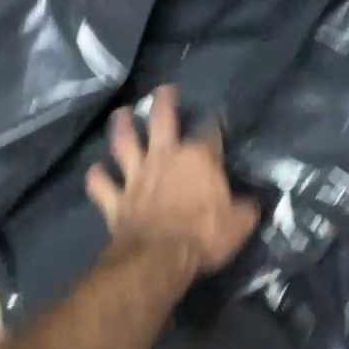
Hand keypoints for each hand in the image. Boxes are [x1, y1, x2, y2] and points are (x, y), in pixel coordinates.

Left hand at [85, 86, 258, 274]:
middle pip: (161, 120)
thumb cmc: (205, 237)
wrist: (159, 258)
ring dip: (120, 127)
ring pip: (124, 143)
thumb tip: (251, 201)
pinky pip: (101, 184)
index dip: (214, 122)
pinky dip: (97, 177)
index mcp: (198, 159)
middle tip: (164, 90)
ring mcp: (136, 177)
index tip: (217, 117)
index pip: (210, 131)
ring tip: (120, 114)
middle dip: (163, 102)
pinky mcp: (115, 200)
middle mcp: (164, 158)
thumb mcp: (240, 223)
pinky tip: (97, 170)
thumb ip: (245, 207)